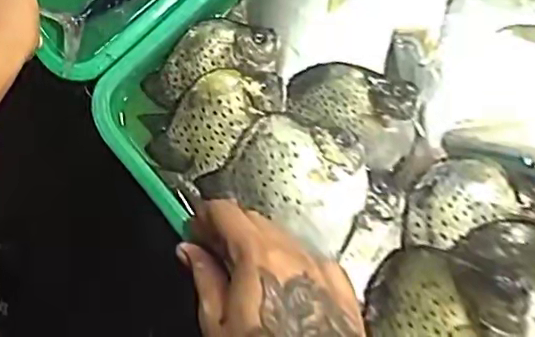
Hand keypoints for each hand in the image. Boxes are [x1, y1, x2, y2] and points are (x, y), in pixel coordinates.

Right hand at [180, 201, 363, 336]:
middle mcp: (292, 253)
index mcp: (257, 255)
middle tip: (215, 255)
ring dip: (261, 246)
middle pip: (253, 219)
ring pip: (282, 237)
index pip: (223, 210)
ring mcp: (320, 271)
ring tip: (248, 278)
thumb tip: (191, 253)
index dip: (204, 218)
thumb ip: (204, 279)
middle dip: (230, 231)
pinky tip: (286, 288)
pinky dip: (294, 264)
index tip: (195, 233)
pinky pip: (312, 260)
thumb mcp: (220, 327)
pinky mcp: (343, 293)